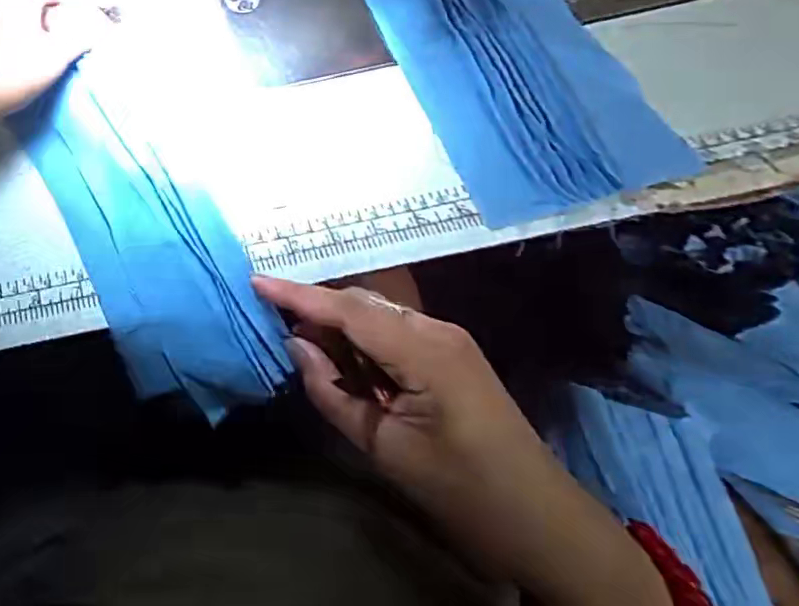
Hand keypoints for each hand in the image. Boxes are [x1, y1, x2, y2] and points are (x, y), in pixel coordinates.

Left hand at [0, 0, 109, 154]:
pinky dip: (34, 17)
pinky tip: (40, 39)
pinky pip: (15, 5)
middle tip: (97, 22)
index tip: (114, 11)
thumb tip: (106, 24)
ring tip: (73, 33)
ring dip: (54, 10)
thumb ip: (84, 35)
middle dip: (75, 0)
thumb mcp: (50, 58)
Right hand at [252, 276, 542, 505]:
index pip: (348, 309)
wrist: (542, 518)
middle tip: (278, 326)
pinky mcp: (453, 351)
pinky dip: (366, 338)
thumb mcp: (386, 449)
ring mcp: (448, 337)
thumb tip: (298, 348)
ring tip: (309, 346)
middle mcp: (436, 328)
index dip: (299, 294)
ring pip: (379, 313)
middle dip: (318, 309)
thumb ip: (334, 393)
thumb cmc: (462, 490)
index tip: (257, 281)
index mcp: (423, 349)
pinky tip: (350, 361)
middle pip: (363, 303)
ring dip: (342, 324)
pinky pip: (396, 330)